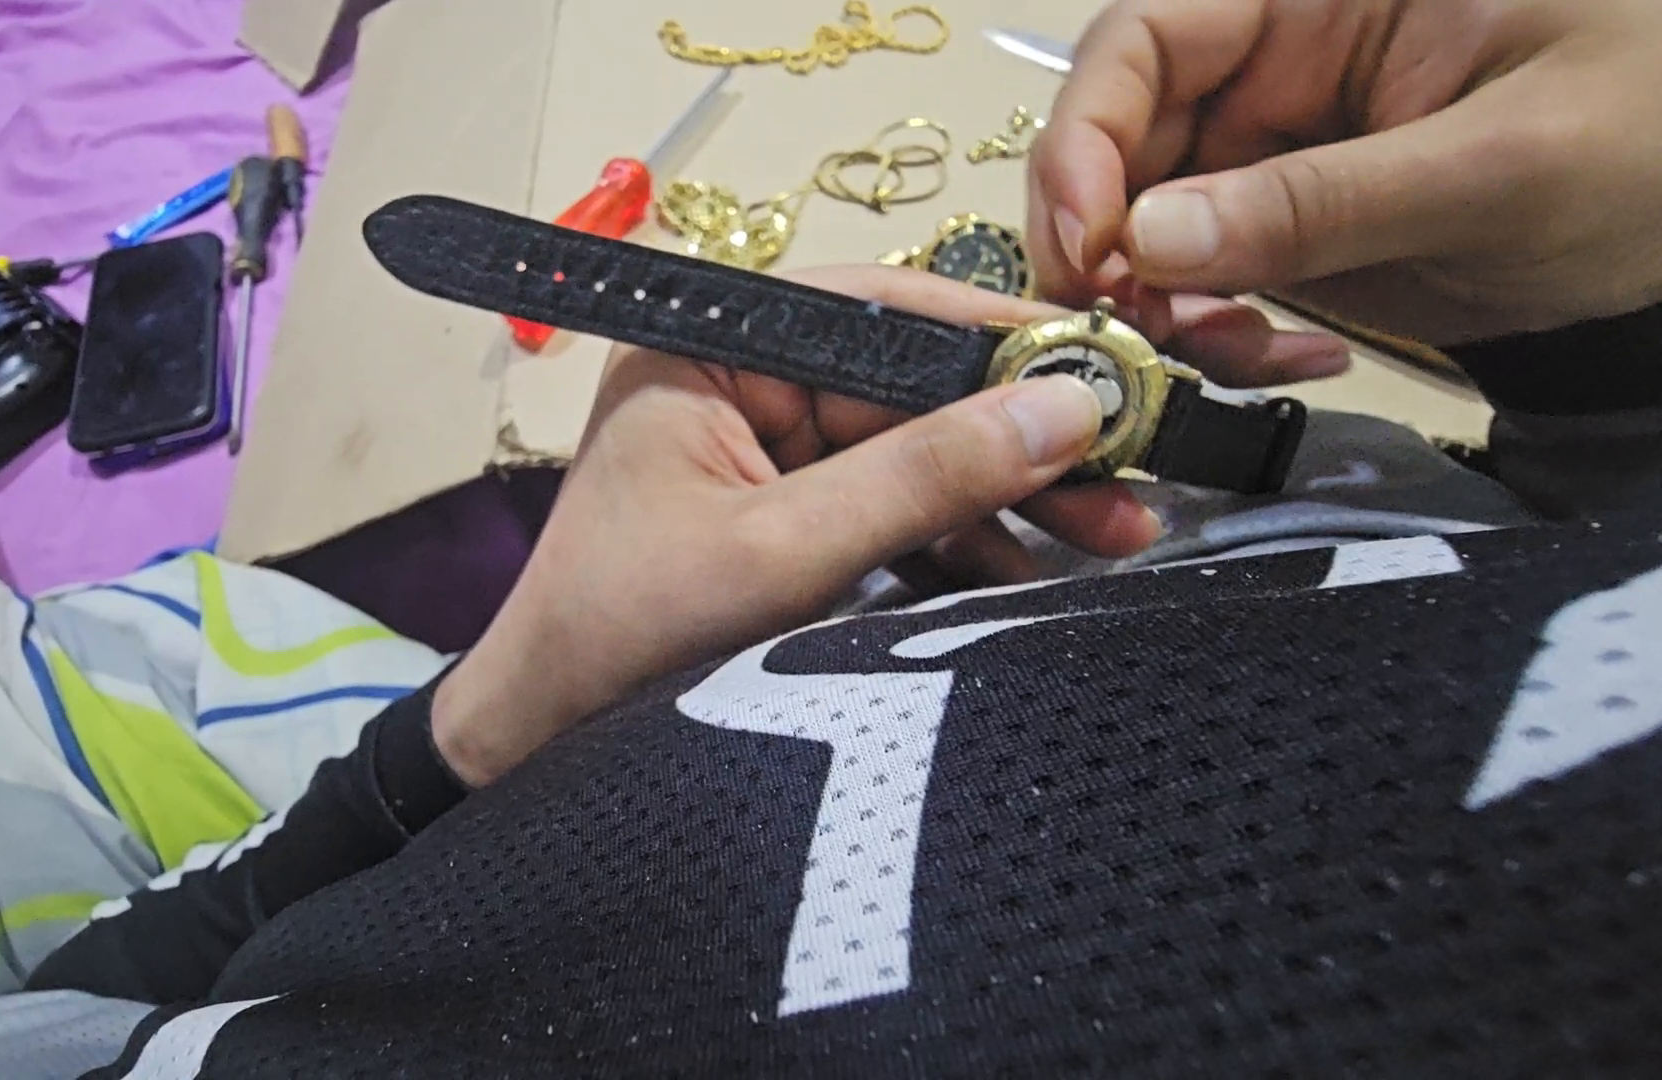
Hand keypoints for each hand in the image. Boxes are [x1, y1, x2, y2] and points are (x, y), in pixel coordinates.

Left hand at [431, 267, 1163, 786]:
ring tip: (1111, 535)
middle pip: (904, 390)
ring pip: (905, 453)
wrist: (553, 724)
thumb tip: (1063, 410)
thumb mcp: (783, 550)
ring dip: (999, 497)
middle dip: (1011, 440)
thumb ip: (919, 478)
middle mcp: (739, 382)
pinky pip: (881, 506)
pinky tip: (1027, 566)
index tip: (1102, 368)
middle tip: (1126, 475)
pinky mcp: (779, 510)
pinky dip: (949, 538)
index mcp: (711, 351)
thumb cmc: (632, 630)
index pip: (878, 314)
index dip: (994, 340)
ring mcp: (762, 449)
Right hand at [1028, 0, 1661, 344]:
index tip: (1084, 246)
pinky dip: (1190, 333)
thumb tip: (1140, 243)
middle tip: (1109, 324)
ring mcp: (1247, 159)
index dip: (1084, 140)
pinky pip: (1173, 285)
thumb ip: (1317, 201)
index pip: (1140, 42)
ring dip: (1142, 305)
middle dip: (1095, 246)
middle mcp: (1262, 72)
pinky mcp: (1248, 232)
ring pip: (1128, 232)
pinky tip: (1258, 355)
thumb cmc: (1661, 148)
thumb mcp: (1506, 166)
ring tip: (1210, 352)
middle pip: (1109, 149)